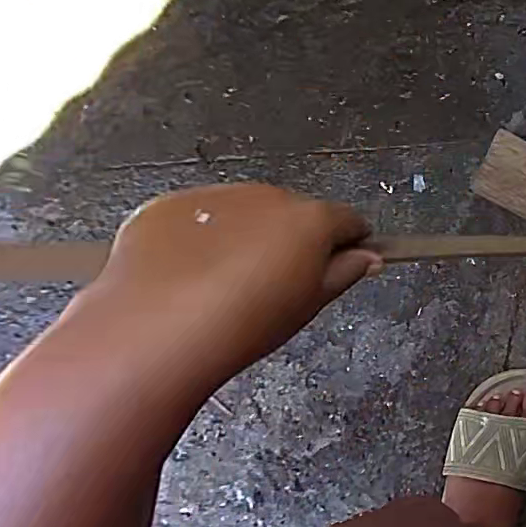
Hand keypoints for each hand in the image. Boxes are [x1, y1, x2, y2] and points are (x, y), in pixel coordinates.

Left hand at [76, 183, 380, 382]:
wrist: (156, 330)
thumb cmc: (249, 320)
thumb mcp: (312, 302)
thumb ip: (346, 271)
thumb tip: (369, 257)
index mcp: (312, 218)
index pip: (349, 219)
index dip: (350, 242)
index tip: (341, 263)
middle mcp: (268, 195)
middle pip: (296, 212)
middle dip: (295, 237)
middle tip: (280, 280)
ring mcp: (215, 197)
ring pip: (248, 211)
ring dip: (250, 233)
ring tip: (231, 279)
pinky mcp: (167, 206)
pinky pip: (200, 216)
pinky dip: (204, 236)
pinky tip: (193, 272)